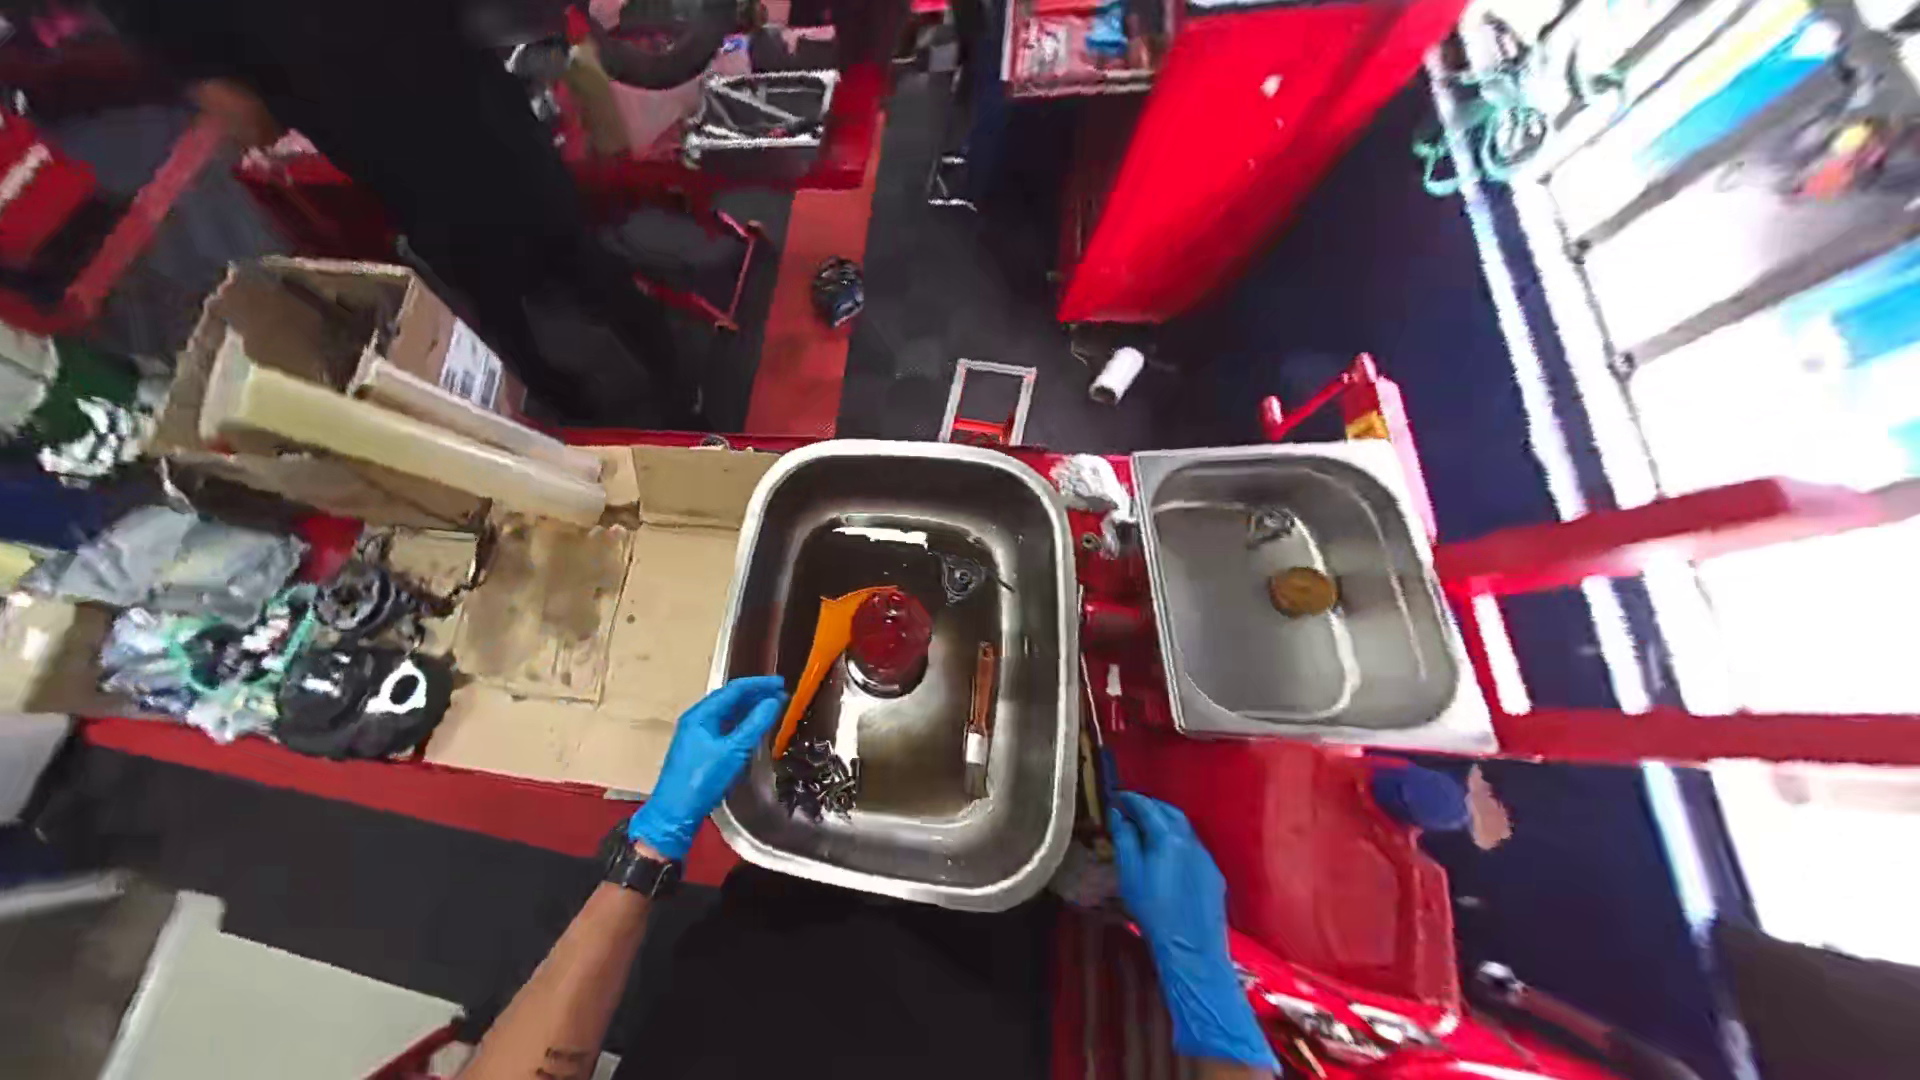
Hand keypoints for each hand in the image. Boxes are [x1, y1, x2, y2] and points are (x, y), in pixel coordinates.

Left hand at [627, 676, 786, 859]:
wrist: (674, 815)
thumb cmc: (702, 779)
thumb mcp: (733, 751)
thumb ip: (755, 724)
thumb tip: (774, 701)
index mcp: (701, 715)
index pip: (733, 689)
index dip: (759, 684)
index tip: (781, 683)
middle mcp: (698, 719)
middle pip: (730, 698)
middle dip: (756, 694)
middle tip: (781, 694)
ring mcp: (698, 734)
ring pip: (728, 713)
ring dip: (750, 708)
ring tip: (773, 706)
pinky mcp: (701, 749)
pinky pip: (726, 727)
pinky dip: (743, 723)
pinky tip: (755, 726)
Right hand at [1109, 792, 1278, 1072]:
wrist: (1192, 950)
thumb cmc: (1154, 909)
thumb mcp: (1130, 872)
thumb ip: (1124, 838)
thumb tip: (1118, 814)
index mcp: (1168, 837)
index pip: (1148, 807)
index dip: (1131, 799)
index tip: (1117, 797)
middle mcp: (1191, 840)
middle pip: (1169, 812)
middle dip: (1150, 806)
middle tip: (1131, 809)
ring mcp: (1206, 857)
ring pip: (1184, 828)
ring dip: (1165, 822)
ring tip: (1147, 828)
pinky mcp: (1214, 874)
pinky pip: (1193, 846)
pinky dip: (1177, 840)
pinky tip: (1168, 853)